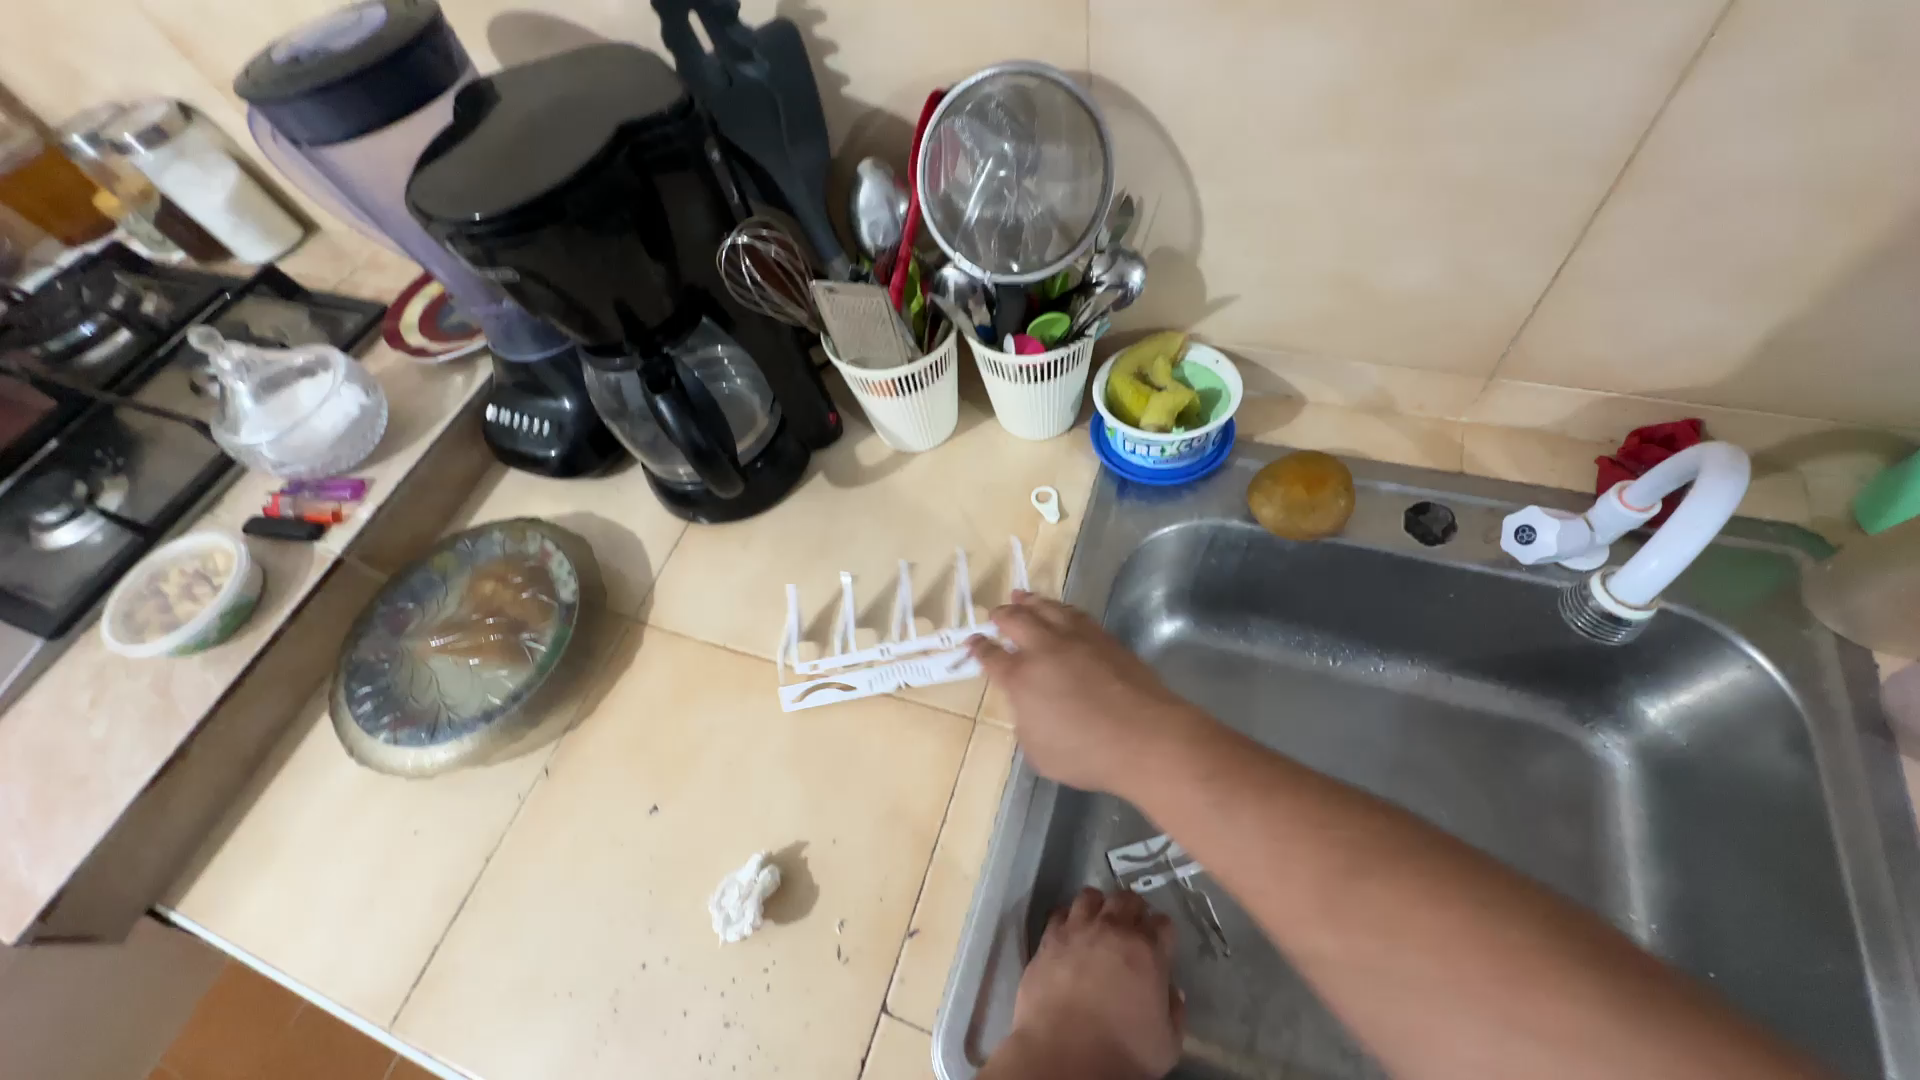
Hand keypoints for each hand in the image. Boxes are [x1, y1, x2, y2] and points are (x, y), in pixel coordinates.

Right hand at [968, 592, 1207, 797]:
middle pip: (1016, 621)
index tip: (973, 643)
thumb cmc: (1086, 754)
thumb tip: (1030, 708)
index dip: (980, 649)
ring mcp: (1077, 640)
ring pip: (1047, 609)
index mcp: (1021, 678)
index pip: (992, 657)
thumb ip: (1026, 723)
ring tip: (1021, 595)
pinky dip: (1061, 608)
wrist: (1144, 738)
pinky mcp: (1105, 639)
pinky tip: (1061, 610)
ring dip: (1030, 601)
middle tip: (996, 614)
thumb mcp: (1038, 752)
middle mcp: (1044, 650)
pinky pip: (1076, 614)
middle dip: (1002, 615)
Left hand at [997, 888, 1184, 1079]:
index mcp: (1148, 951)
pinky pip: (1059, 912)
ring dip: (1098, 905)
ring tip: (1098, 921)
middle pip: (1127, 899)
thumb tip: (1173, 992)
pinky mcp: (1049, 938)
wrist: (1065, 1053)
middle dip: (1133, 908)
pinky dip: (1067, 918)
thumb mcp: (1167, 1043)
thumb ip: (1174, 1012)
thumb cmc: (1123, 1051)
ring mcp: (1078, 929)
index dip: (1162, 931)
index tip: (1159, 942)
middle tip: (1131, 925)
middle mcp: (1114, 930)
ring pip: (1090, 896)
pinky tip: (1068, 932)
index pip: (1163, 923)